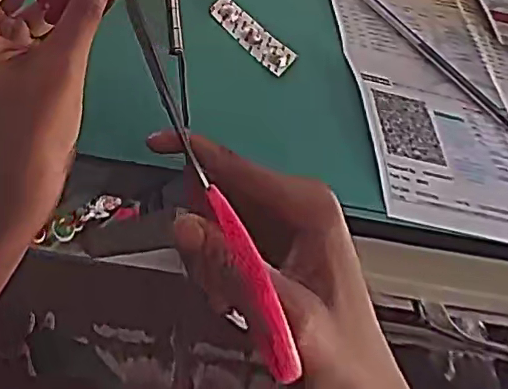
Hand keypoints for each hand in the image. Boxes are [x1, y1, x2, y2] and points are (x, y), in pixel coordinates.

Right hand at [149, 131, 406, 388]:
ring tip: (233, 299)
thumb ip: (236, 268)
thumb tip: (187, 224)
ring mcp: (283, 227)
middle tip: (213, 278)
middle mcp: (296, 206)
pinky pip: (222, 242)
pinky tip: (236, 301)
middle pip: (219, 192)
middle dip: (202, 233)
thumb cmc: (349, 362)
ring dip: (209, 259)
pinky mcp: (271, 249)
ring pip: (216, 219)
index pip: (234, 162)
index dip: (190, 151)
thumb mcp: (289, 317)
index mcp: (308, 204)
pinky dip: (216, 270)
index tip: (158, 145)